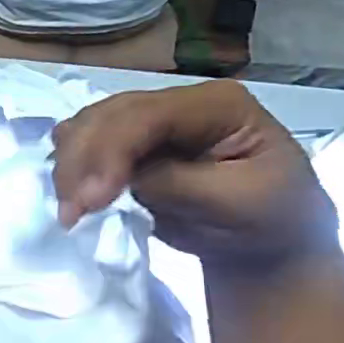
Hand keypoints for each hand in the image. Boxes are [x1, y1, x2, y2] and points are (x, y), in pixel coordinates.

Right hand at [51, 81, 338, 267]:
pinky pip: (92, 141)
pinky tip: (71, 188)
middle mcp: (180, 101)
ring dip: (72, 162)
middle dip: (83, 158)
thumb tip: (123, 177)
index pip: (151, 114)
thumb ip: (178, 184)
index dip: (113, 150)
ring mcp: (154, 119)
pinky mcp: (135, 143)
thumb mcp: (238, 204)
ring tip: (70, 208)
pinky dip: (75, 163)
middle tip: (71, 212)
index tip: (91, 199)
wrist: (273, 241)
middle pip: (113, 113)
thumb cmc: (271, 220)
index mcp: (219, 104)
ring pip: (94, 123)